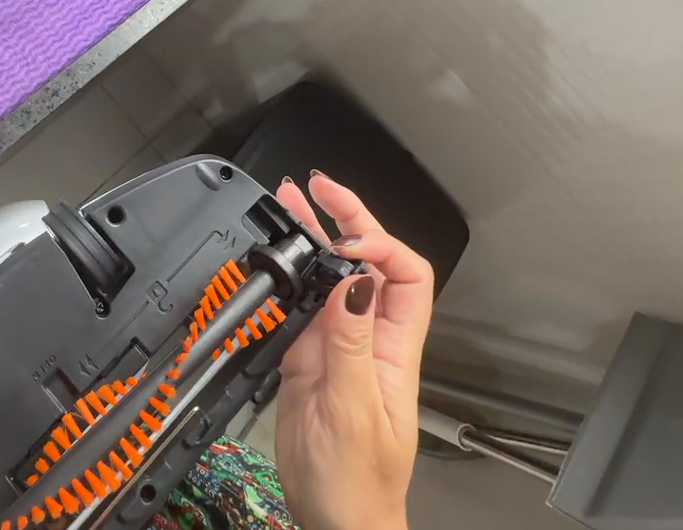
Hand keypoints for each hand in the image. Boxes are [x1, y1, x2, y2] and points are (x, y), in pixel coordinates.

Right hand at [271, 173, 433, 529]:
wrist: (333, 517)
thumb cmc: (356, 481)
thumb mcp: (353, 411)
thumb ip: (349, 343)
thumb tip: (352, 281)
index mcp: (394, 347)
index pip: (406, 276)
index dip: (380, 247)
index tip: (345, 242)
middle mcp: (367, 333)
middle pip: (369, 261)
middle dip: (349, 217)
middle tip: (319, 186)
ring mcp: (336, 339)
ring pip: (331, 273)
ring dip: (314, 233)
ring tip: (289, 197)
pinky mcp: (307, 350)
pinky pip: (301, 298)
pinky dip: (288, 268)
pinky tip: (276, 249)